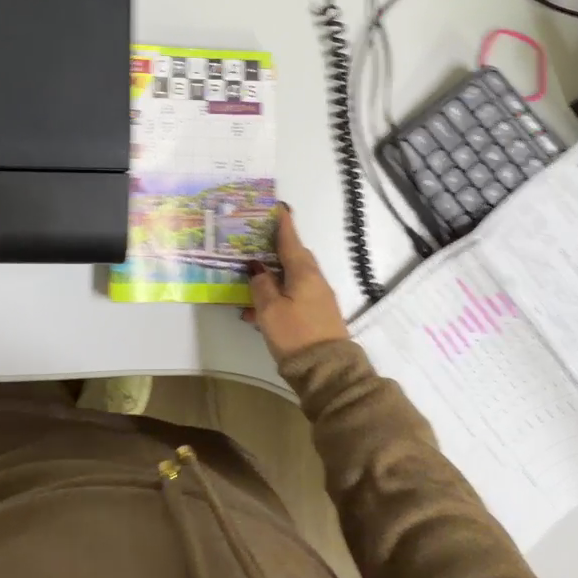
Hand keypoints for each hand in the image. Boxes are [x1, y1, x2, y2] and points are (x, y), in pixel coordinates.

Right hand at [242, 204, 348, 360]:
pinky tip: (257, 311)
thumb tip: (258, 268)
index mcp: (303, 271)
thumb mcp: (269, 309)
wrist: (327, 371)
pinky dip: (277, 296)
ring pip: (291, 278)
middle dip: (275, 249)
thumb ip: (261, 284)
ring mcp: (318, 298)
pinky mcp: (317, 315)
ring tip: (249, 282)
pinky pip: (293, 296)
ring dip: (273, 277)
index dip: (282, 223)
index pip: (290, 239)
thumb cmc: (295, 334)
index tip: (277, 205)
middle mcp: (314, 279)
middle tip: (256, 242)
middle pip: (293, 256)